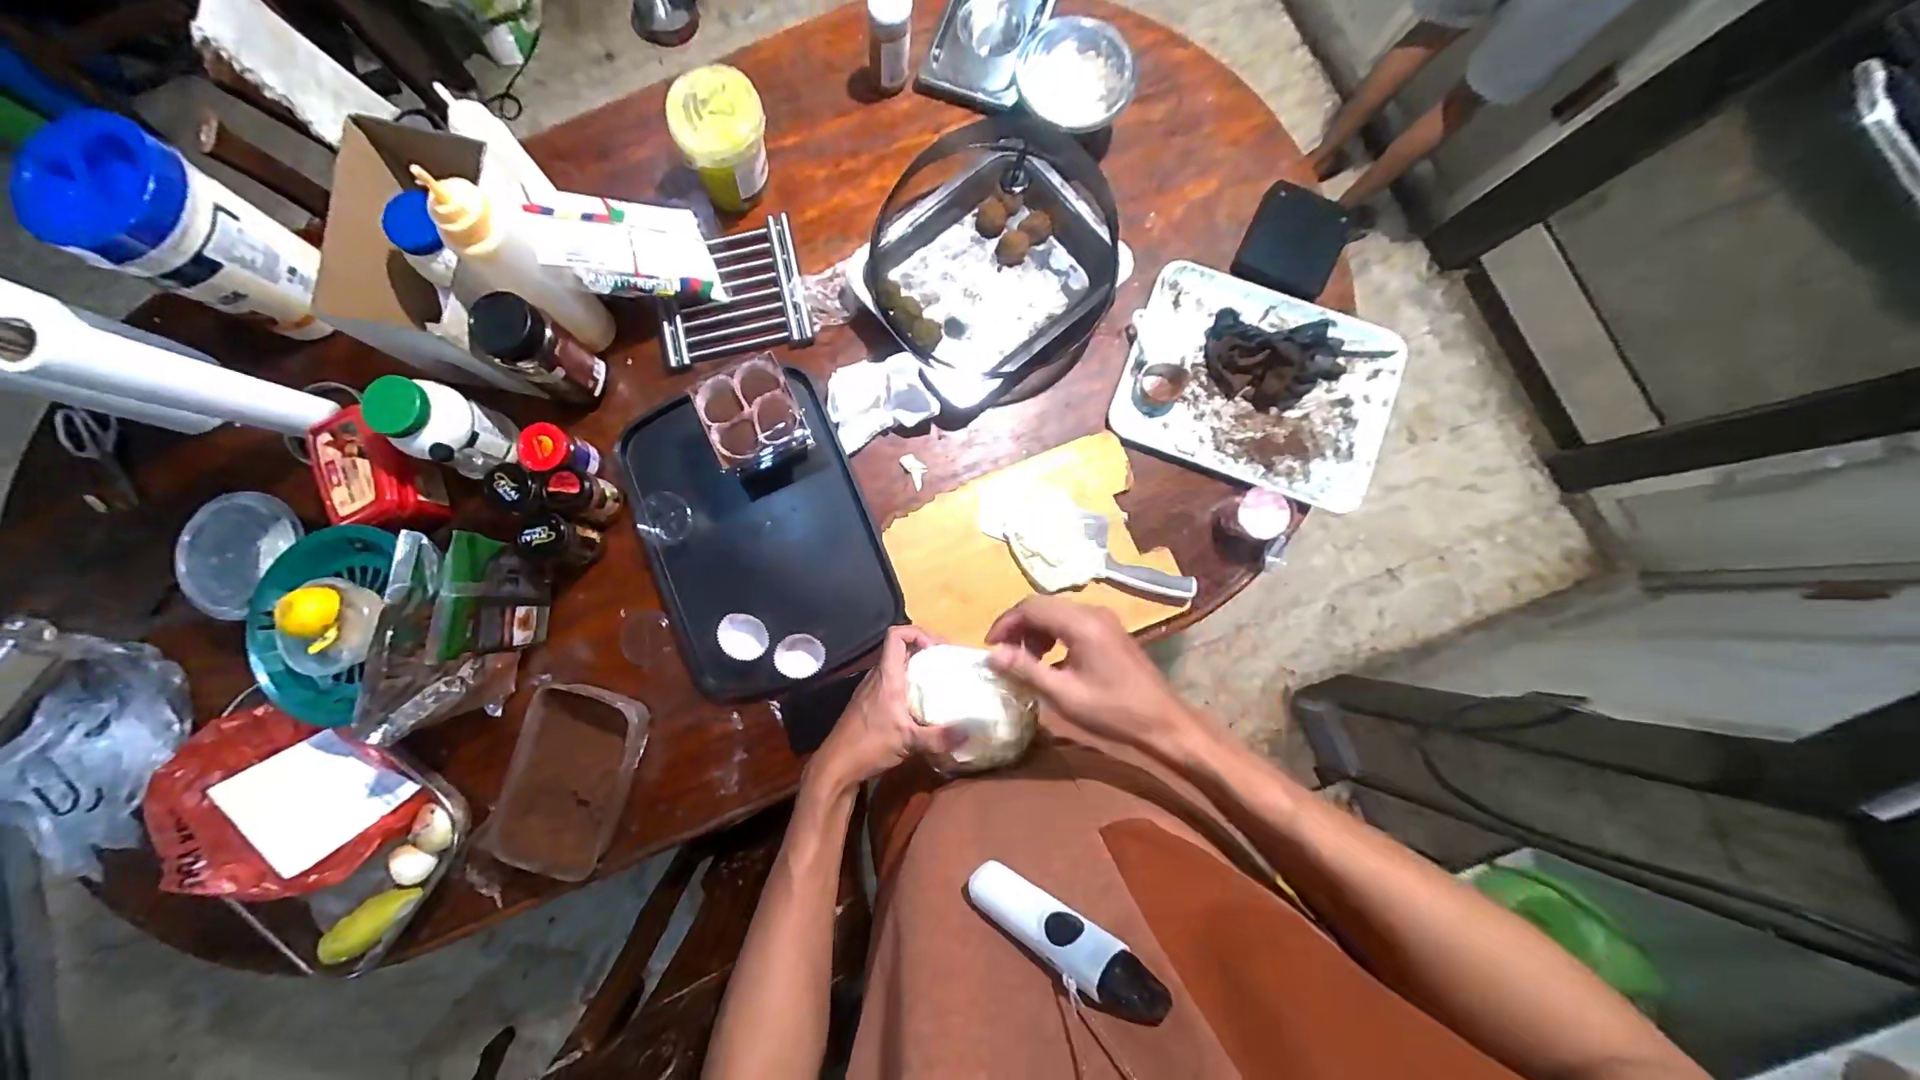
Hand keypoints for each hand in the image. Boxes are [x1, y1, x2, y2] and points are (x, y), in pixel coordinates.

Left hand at [805, 625, 959, 796]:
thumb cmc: (869, 745)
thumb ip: (940, 737)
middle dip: (926, 650)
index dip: (918, 633)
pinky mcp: (869, 703)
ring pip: (897, 666)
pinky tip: (921, 704)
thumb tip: (971, 732)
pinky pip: (892, 683)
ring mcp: (871, 690)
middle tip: (948, 663)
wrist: (836, 766)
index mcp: (887, 676)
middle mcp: (878, 677)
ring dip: (918, 668)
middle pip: (901, 649)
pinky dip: (908, 685)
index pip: (897, 635)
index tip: (937, 650)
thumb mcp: (909, 742)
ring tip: (940, 681)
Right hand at [986, 596, 1216, 760]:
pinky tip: (1049, 658)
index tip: (990, 648)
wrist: (1163, 720)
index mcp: (1080, 623)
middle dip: (1018, 626)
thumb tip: (992, 654)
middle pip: (1042, 604)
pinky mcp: (1109, 629)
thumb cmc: (1113, 711)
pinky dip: (1052, 633)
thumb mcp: (1064, 694)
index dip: (1005, 624)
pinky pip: (1071, 620)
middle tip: (1003, 654)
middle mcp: (1092, 611)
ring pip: (1056, 611)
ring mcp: (1103, 618)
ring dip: (1035, 630)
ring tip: (1024, 659)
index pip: (1031, 607)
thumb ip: (1026, 669)